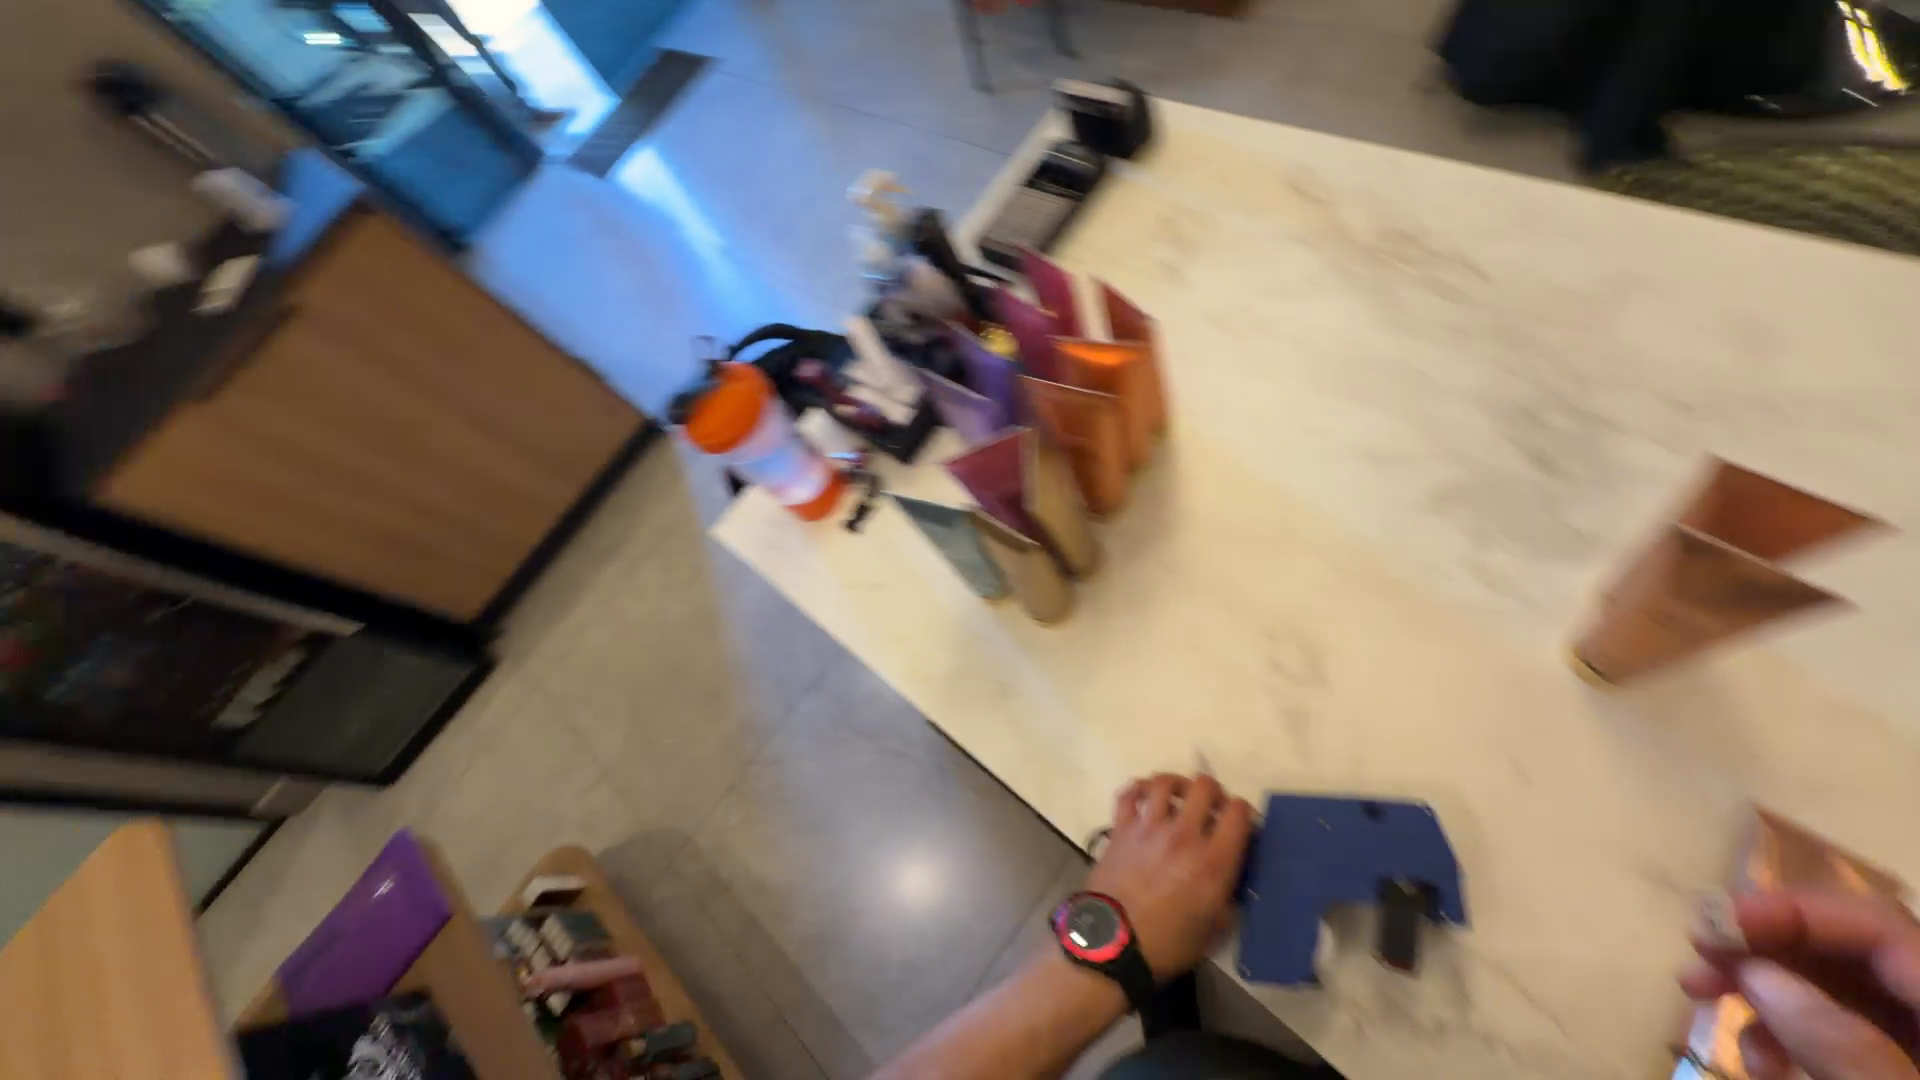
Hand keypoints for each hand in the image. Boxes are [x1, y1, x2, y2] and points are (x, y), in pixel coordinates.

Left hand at [1083, 772, 1254, 980]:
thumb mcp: (1215, 929)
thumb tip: (1231, 877)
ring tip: (1179, 798)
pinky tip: (1145, 796)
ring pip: (1164, 781)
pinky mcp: (1120, 828)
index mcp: (1213, 861)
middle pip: (1204, 786)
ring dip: (1177, 785)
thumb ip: (1228, 896)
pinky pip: (1128, 793)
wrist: (1113, 944)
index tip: (1240, 824)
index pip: (1239, 812)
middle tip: (1211, 809)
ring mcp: (1148, 827)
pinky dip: (1138, 788)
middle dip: (1214, 792)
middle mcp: (1183, 835)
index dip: (1244, 812)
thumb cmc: (1169, 944)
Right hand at [1679, 890, 1919, 1079]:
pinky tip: (1761, 1062)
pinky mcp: (1903, 1069)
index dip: (1792, 912)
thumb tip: (1756, 972)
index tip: (1709, 924)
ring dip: (1764, 994)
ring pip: (1838, 991)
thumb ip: (1844, 1048)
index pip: (1880, 929)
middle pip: (1853, 953)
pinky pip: (1844, 1033)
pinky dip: (1790, 1037)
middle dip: (1763, 952)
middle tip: (1693, 965)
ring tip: (1714, 1018)